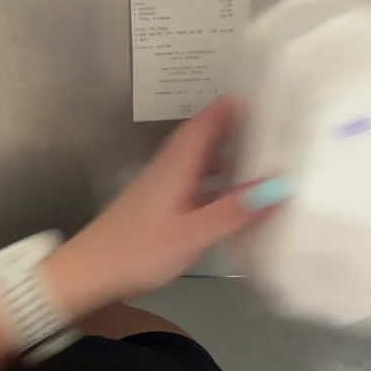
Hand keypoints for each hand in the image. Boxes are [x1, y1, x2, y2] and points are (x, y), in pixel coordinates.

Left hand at [45, 97, 287, 318]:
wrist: (89, 274)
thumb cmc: (139, 251)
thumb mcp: (192, 234)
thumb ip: (234, 211)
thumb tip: (281, 184)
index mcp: (176, 166)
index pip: (205, 123)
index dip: (231, 106)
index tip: (264, 96)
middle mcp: (168, 170)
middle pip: (204, 139)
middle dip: (236, 129)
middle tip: (275, 127)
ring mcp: (161, 189)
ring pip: (198, 162)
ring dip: (227, 156)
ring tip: (263, 159)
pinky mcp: (157, 208)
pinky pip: (194, 183)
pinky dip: (216, 182)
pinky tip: (232, 198)